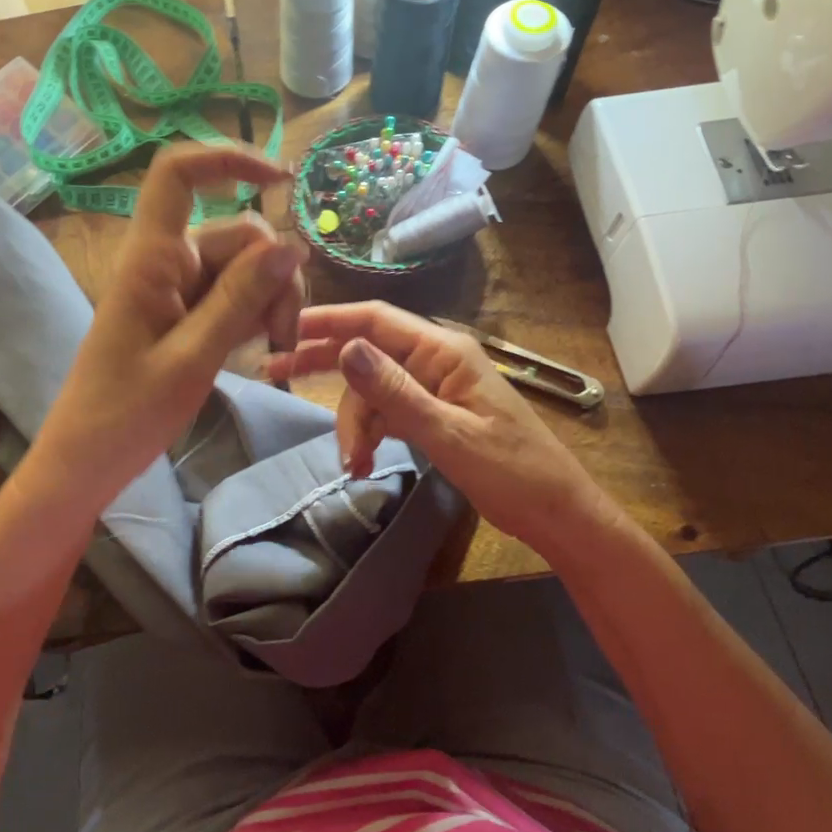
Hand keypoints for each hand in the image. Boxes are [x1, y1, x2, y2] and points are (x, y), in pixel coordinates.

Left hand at [26, 147, 305, 507]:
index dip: (228, 159)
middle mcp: (165, 262)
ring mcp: (175, 289)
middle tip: (283, 334)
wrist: (88, 461)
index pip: (179, 175)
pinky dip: (252, 314)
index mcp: (152, 259)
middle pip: (237, 235)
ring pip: (242, 268)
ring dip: (268, 298)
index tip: (281, 178)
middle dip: (273, 274)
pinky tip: (254, 349)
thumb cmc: (128, 412)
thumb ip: (242, 299)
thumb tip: (292, 245)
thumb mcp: (194, 357)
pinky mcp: (183, 314)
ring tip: (270, 348)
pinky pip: (232, 295)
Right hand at [267, 301, 618, 548]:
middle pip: (367, 352)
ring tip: (352, 463)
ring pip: (373, 389)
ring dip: (355, 422)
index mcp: (443, 352)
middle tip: (276, 377)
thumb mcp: (449, 434)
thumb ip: (395, 392)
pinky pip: (388, 411)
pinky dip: (372, 434)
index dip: (327, 320)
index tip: (282, 329)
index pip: (375, 320)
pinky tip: (364, 462)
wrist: (555, 511)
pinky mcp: (433, 412)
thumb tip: (345, 348)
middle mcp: (435, 359)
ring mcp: (434, 386)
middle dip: (325, 368)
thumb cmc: (512, 471)